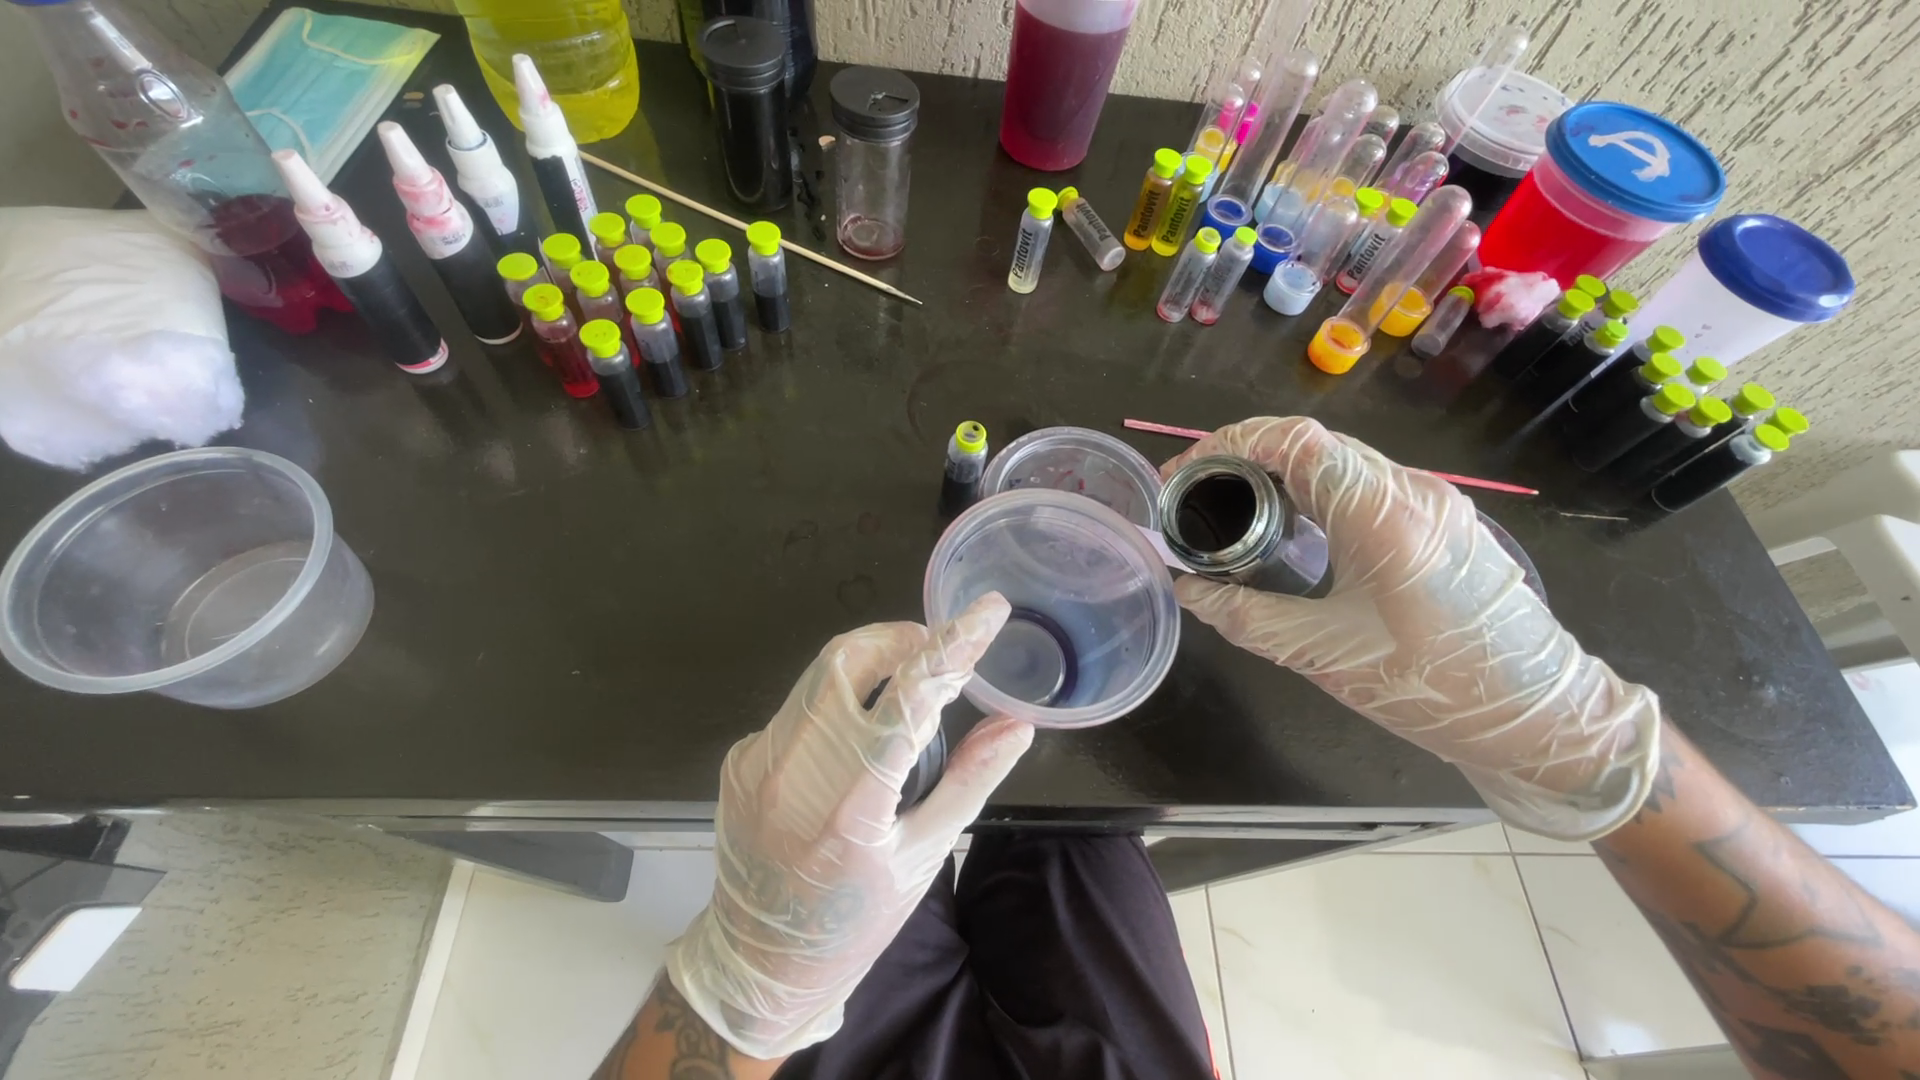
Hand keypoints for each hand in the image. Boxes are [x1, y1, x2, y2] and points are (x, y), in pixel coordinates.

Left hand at [665, 594, 1032, 1059]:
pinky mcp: (739, 760)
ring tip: (902, 683)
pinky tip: (851, 734)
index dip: (955, 644)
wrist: (757, 961)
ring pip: (819, 672)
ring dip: (869, 660)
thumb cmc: (855, 921)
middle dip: (901, 638)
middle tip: (936, 653)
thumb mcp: (923, 857)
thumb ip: (970, 780)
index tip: (988, 608)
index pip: (912, 697)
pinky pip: (797, 704)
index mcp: (853, 803)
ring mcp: (758, 760)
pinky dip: (835, 700)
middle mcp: (796, 770)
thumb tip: (1017, 724)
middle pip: (851, 658)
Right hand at [1162, 417, 1659, 840]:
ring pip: (1338, 459)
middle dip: (1244, 454)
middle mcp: (1412, 492)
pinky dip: (1311, 488)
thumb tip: (1188, 590)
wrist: (1540, 716)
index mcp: (1385, 517)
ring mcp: (1432, 501)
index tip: (1185, 472)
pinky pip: (1362, 482)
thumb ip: (1245, 617)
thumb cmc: (1431, 687)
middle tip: (1196, 489)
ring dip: (1277, 469)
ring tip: (1230, 502)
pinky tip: (1287, 522)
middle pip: (1314, 442)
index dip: (1230, 444)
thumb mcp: (1323, 656)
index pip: (1296, 442)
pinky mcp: (1439, 520)